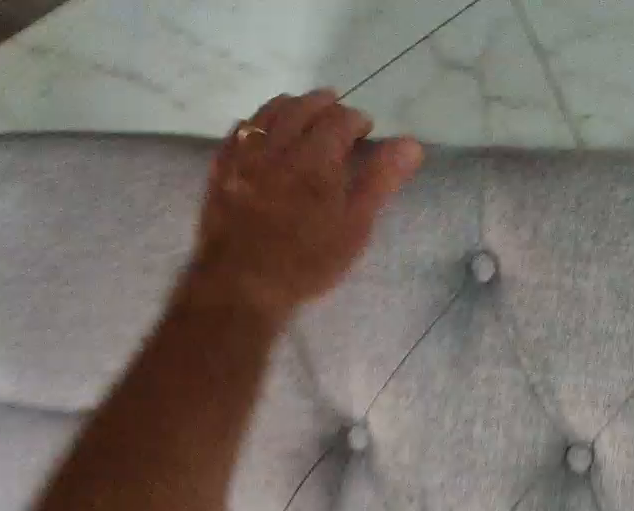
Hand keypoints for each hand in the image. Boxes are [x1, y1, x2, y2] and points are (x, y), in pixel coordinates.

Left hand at [190, 90, 424, 317]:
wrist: (243, 282)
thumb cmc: (308, 260)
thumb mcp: (354, 227)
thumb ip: (380, 181)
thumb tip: (411, 144)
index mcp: (317, 156)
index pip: (340, 120)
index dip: (356, 119)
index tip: (366, 128)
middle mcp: (280, 145)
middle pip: (302, 107)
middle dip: (323, 104)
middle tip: (336, 111)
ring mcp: (246, 155)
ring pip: (268, 113)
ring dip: (289, 106)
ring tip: (301, 111)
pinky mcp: (221, 170)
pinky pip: (238, 131)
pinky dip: (255, 123)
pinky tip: (260, 131)